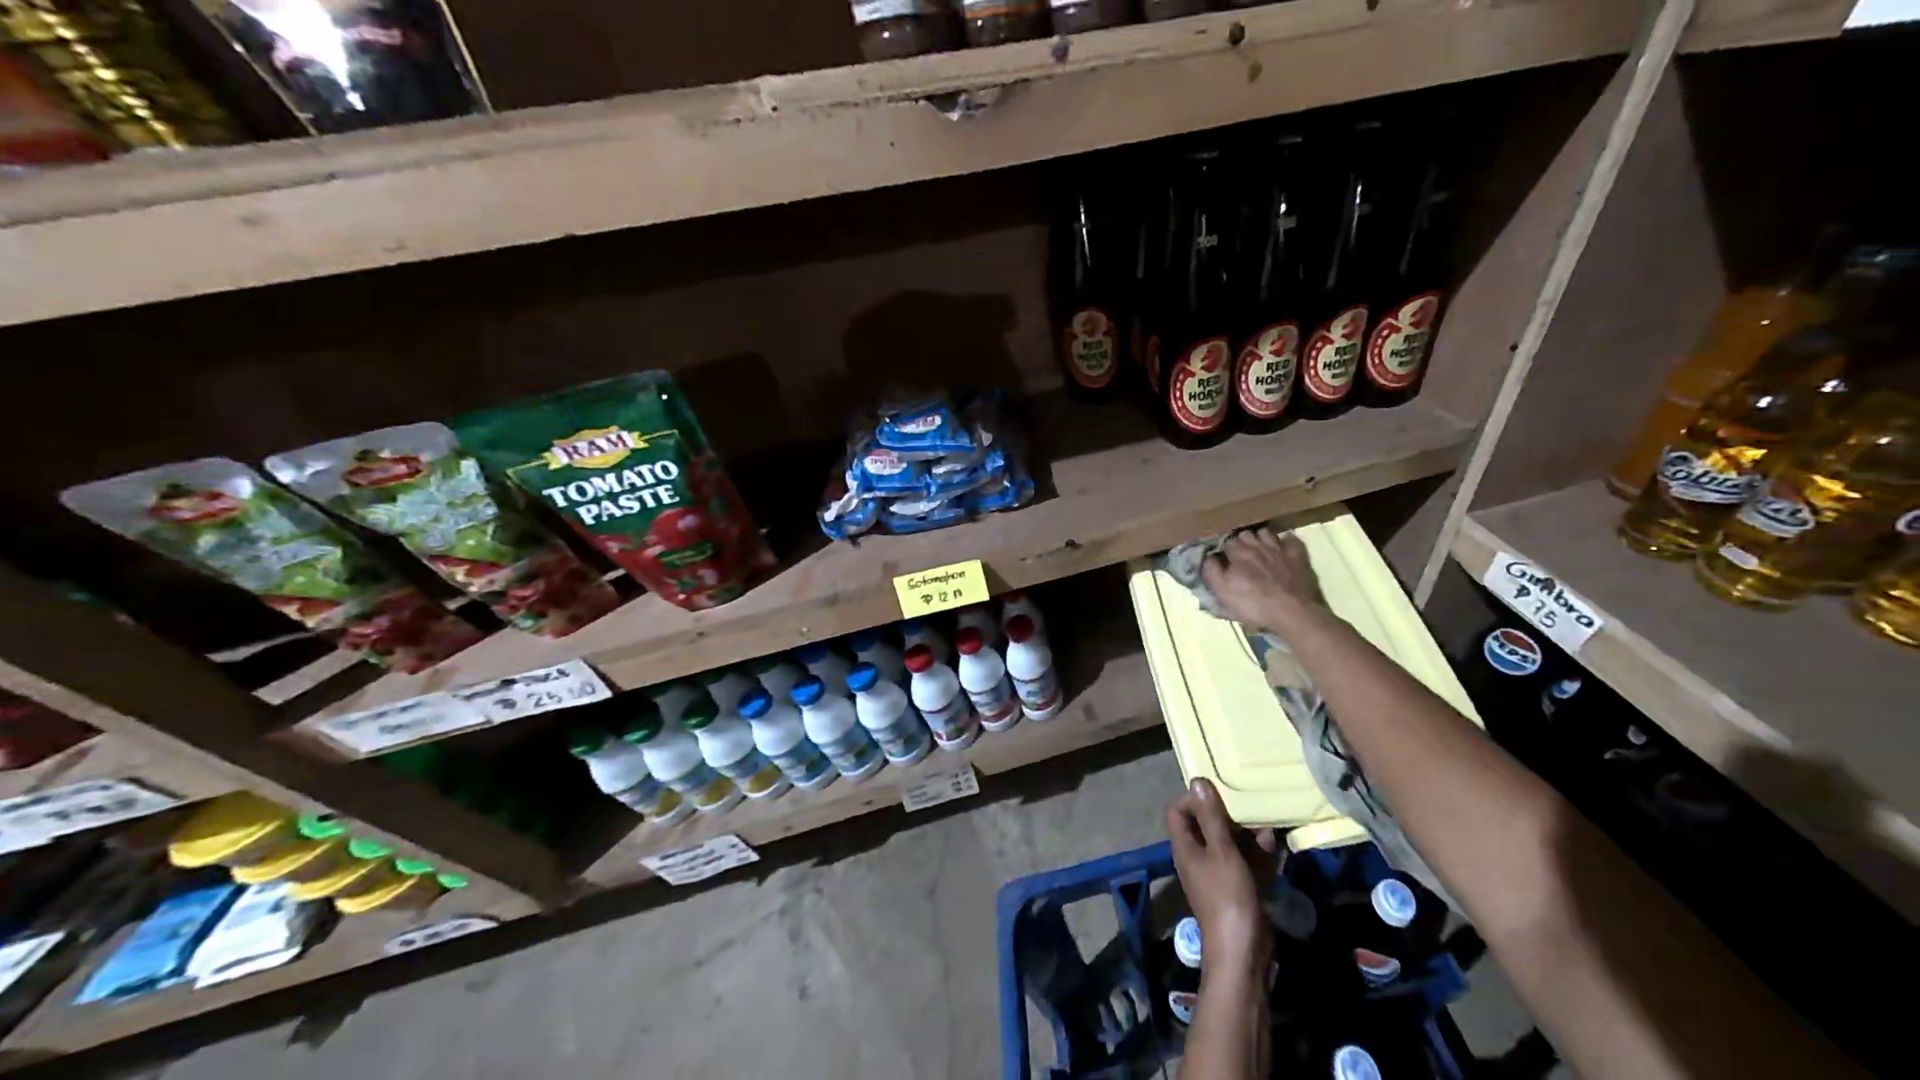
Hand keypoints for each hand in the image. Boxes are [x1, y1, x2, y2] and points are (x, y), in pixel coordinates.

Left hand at [1167, 777, 1277, 966]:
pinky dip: (1256, 853)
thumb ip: (1211, 817)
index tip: (1218, 793)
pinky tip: (1274, 845)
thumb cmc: (1227, 897)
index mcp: (1185, 847)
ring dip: (1247, 833)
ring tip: (1267, 824)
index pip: (1178, 812)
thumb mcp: (1221, 852)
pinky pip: (1244, 862)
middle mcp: (1197, 857)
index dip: (1193, 799)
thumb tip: (1197, 780)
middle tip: (1250, 806)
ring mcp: (1217, 874)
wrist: (1244, 952)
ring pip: (1229, 843)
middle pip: (1206, 825)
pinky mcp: (1237, 887)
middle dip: (1228, 815)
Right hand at [1199, 527, 1327, 633]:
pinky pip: (1290, 539)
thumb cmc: (1253, 605)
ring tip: (1258, 547)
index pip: (1226, 542)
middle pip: (1245, 534)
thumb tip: (1206, 557)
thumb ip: (1211, 572)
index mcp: (1238, 554)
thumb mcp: (1223, 593)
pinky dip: (1284, 541)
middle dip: (1240, 541)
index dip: (1223, 549)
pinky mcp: (1297, 557)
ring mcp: (1279, 549)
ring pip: (1266, 533)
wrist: (1292, 612)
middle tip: (1239, 553)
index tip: (1223, 557)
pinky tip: (1282, 547)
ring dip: (1260, 538)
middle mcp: (1258, 546)